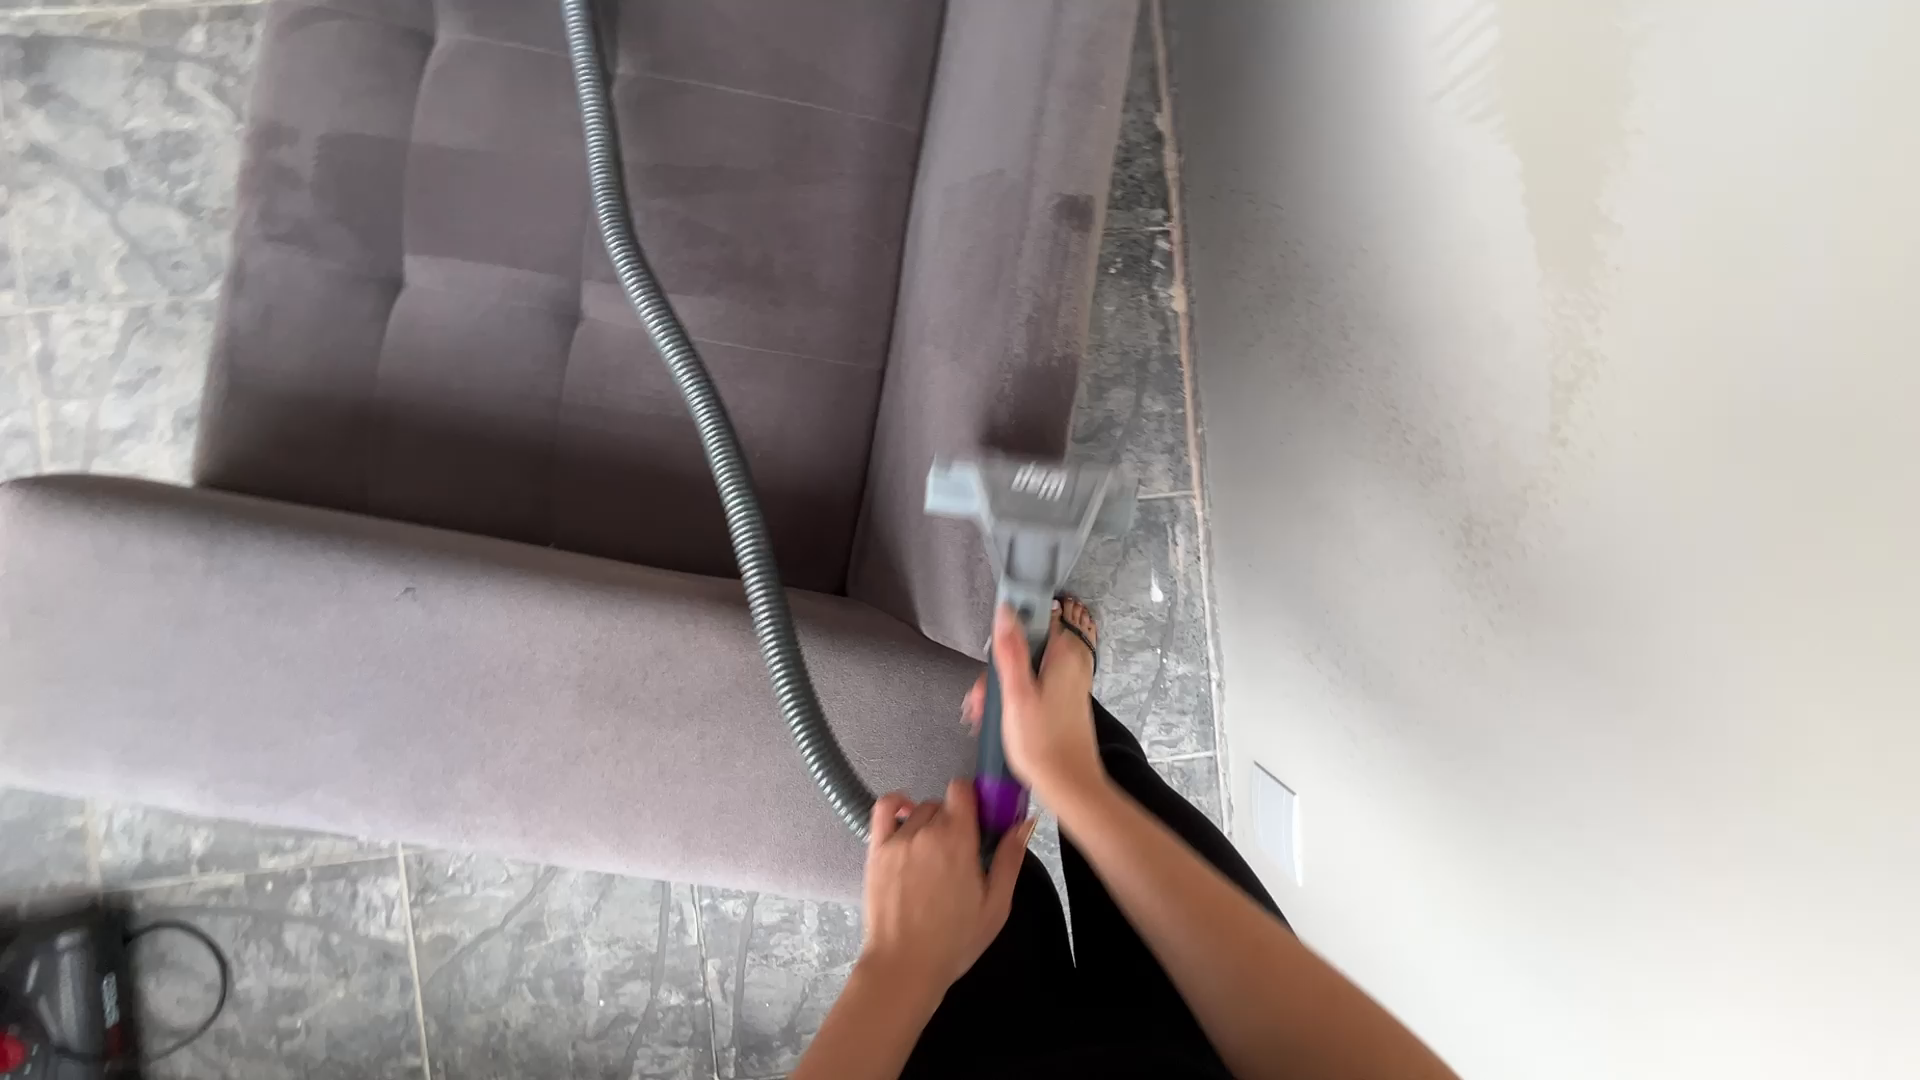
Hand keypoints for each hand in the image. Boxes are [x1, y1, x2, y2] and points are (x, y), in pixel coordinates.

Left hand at [859, 781, 1033, 992]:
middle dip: (955, 821)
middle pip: (944, 805)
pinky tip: (905, 814)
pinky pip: (884, 809)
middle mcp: (927, 830)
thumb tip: (1024, 822)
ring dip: (930, 823)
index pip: (963, 790)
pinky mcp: (876, 849)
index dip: (974, 799)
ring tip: (933, 855)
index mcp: (958, 839)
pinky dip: (896, 804)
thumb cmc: (954, 940)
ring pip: (919, 811)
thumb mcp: (995, 905)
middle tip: (960, 853)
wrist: (904, 966)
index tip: (980, 819)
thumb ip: (1010, 858)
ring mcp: (898, 838)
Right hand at [985, 604, 1104, 803]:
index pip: (1031, 622)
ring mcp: (1068, 683)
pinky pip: (1034, 687)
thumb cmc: (1043, 745)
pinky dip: (1016, 698)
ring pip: (1027, 670)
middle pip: (1025, 649)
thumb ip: (1011, 650)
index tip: (993, 659)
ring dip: (1002, 688)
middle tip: (983, 698)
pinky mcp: (1063, 700)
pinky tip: (1001, 718)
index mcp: (1062, 655)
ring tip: (986, 714)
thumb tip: (1006, 611)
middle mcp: (1070, 664)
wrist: (1068, 784)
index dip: (1006, 638)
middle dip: (999, 671)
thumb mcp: (1016, 693)